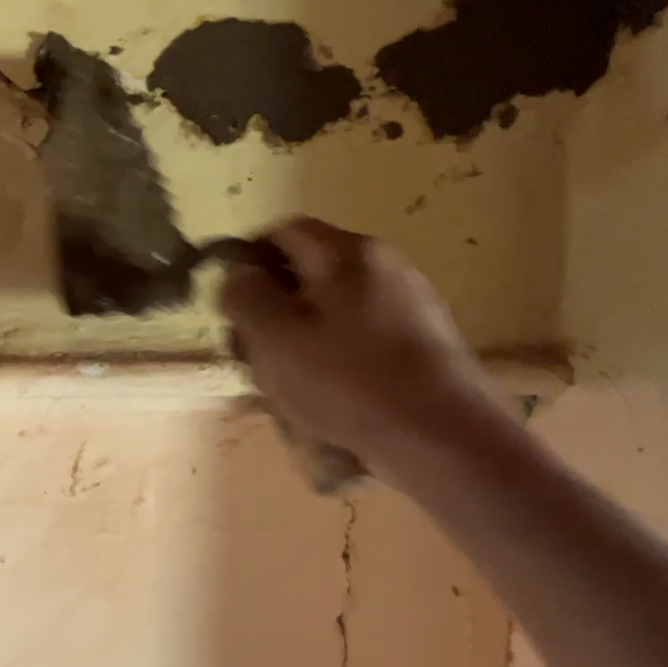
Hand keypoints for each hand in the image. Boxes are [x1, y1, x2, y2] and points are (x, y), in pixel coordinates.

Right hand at [219, 217, 497, 470]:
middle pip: (306, 273)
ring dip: (294, 340)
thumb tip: (238, 275)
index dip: (246, 260)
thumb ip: (244, 296)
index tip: (228, 304)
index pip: (283, 232)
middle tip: (249, 354)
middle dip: (269, 309)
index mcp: (347, 253)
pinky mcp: (420, 343)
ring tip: (281, 384)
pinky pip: (355, 338)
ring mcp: (408, 304)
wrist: (439, 434)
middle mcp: (383, 266)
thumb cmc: (344, 379)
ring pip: (328, 310)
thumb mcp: (272, 336)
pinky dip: (328, 358)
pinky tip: (322, 396)